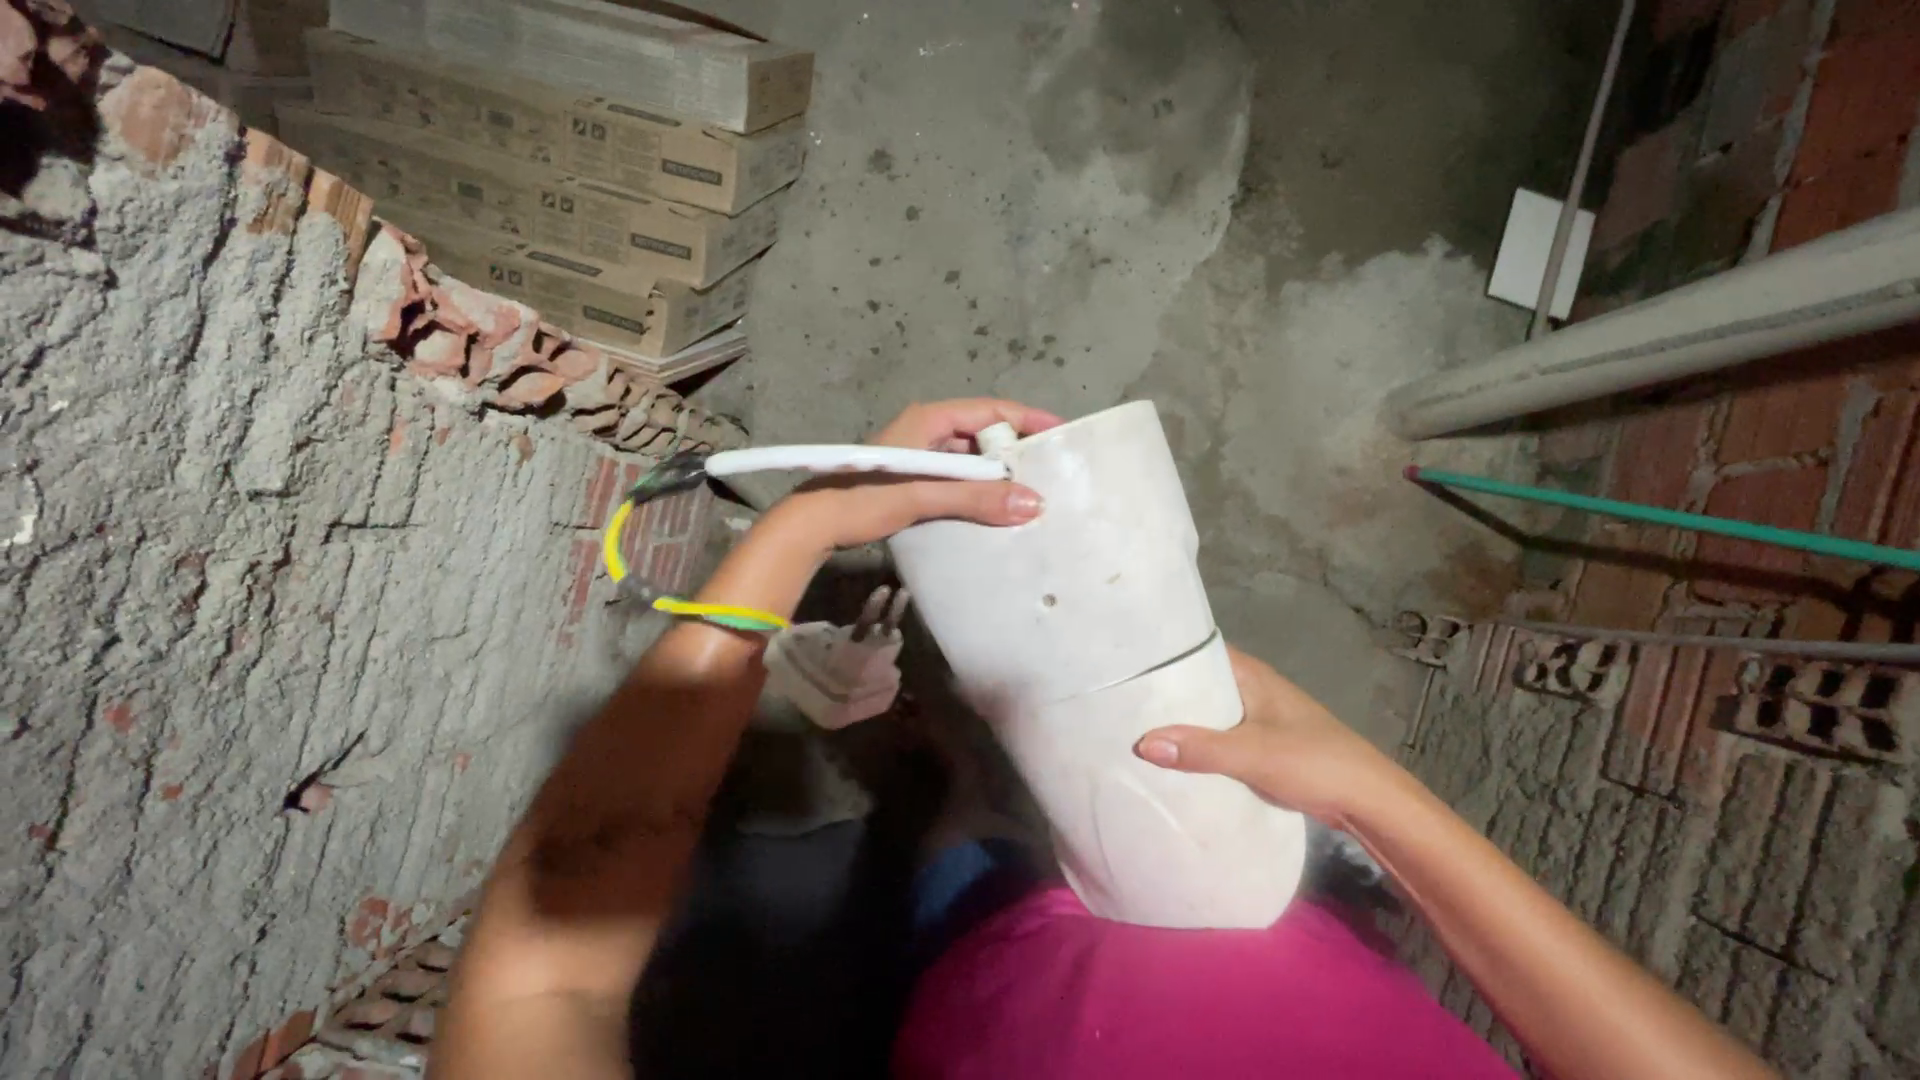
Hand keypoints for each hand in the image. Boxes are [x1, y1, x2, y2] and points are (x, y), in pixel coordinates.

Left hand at [766, 398, 1062, 551]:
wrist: (814, 524)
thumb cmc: (865, 499)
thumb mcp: (924, 495)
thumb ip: (977, 499)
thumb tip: (1036, 504)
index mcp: (931, 419)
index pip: (992, 410)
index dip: (1029, 420)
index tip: (1063, 434)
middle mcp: (929, 430)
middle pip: (985, 434)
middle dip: (1018, 451)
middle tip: (1054, 472)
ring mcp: (921, 454)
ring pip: (973, 459)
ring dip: (999, 475)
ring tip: (1033, 493)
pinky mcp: (916, 478)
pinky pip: (959, 478)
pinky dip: (980, 490)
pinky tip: (996, 509)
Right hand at [1133, 645, 1404, 824]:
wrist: (1368, 802)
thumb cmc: (1315, 762)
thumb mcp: (1253, 754)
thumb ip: (1201, 749)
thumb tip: (1141, 743)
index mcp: (1250, 675)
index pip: (1195, 651)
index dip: (1161, 655)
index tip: (1121, 663)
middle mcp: (1251, 689)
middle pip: (1196, 683)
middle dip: (1162, 693)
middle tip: (1115, 701)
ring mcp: (1256, 718)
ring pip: (1206, 712)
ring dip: (1178, 722)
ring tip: (1130, 728)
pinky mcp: (1260, 745)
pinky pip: (1216, 736)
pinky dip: (1195, 744)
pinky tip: (1169, 758)